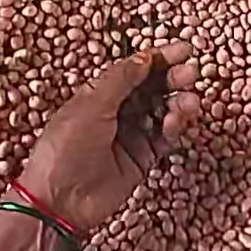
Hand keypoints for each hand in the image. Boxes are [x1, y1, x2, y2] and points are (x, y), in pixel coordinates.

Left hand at [17, 44, 200, 232]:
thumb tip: (144, 58)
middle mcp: (117, 112)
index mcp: (99, 94)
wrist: (60, 201)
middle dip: (171, 79)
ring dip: (177, 103)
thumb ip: (120, 81)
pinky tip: (176, 121)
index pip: (134, 70)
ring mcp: (130, 135)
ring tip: (189, 101)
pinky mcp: (142, 159)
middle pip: (151, 88)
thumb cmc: (66, 148)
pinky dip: (173, 127)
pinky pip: (164, 138)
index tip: (183, 50)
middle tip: (190, 73)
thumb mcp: (91, 106)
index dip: (158, 58)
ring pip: (161, 111)